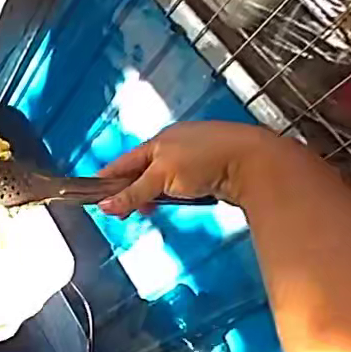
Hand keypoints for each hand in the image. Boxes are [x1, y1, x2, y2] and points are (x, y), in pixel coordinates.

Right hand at [96, 120, 304, 216]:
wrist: (256, 163)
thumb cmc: (207, 160)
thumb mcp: (161, 178)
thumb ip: (132, 194)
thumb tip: (104, 206)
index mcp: (160, 139)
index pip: (124, 161)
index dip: (108, 178)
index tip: (94, 194)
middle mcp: (175, 144)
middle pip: (141, 172)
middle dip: (130, 191)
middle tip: (122, 212)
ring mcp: (194, 156)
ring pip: (161, 180)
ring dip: (151, 196)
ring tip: (148, 209)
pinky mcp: (210, 169)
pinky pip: (179, 185)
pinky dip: (171, 196)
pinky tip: (173, 203)